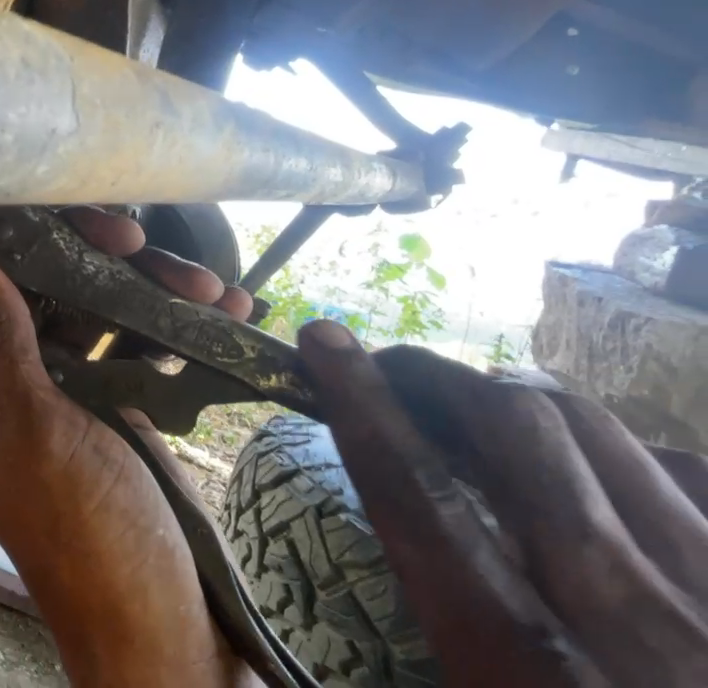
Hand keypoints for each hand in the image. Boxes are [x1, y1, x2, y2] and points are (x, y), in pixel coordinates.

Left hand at [0, 207, 254, 687]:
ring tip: (200, 280)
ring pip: (84, 312)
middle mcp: (2, 380)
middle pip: (20, 290)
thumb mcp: (34, 430)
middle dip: (71, 255)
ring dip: (138, 287)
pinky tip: (224, 308)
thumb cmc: (83, 535)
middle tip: (127, 234)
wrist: (164, 625)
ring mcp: (61, 390)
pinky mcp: (115, 404)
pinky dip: (172, 325)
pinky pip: (133, 346)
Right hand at [299, 321, 707, 686]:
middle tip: (387, 367)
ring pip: (606, 436)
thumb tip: (397, 530)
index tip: (323, 338)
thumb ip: (438, 627)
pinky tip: (600, 470)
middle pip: (515, 435)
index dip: (360, 402)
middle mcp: (634, 620)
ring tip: (475, 408)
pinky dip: (628, 451)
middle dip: (434, 377)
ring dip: (517, 402)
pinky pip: (696, 476)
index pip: (419, 493)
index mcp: (527, 670)